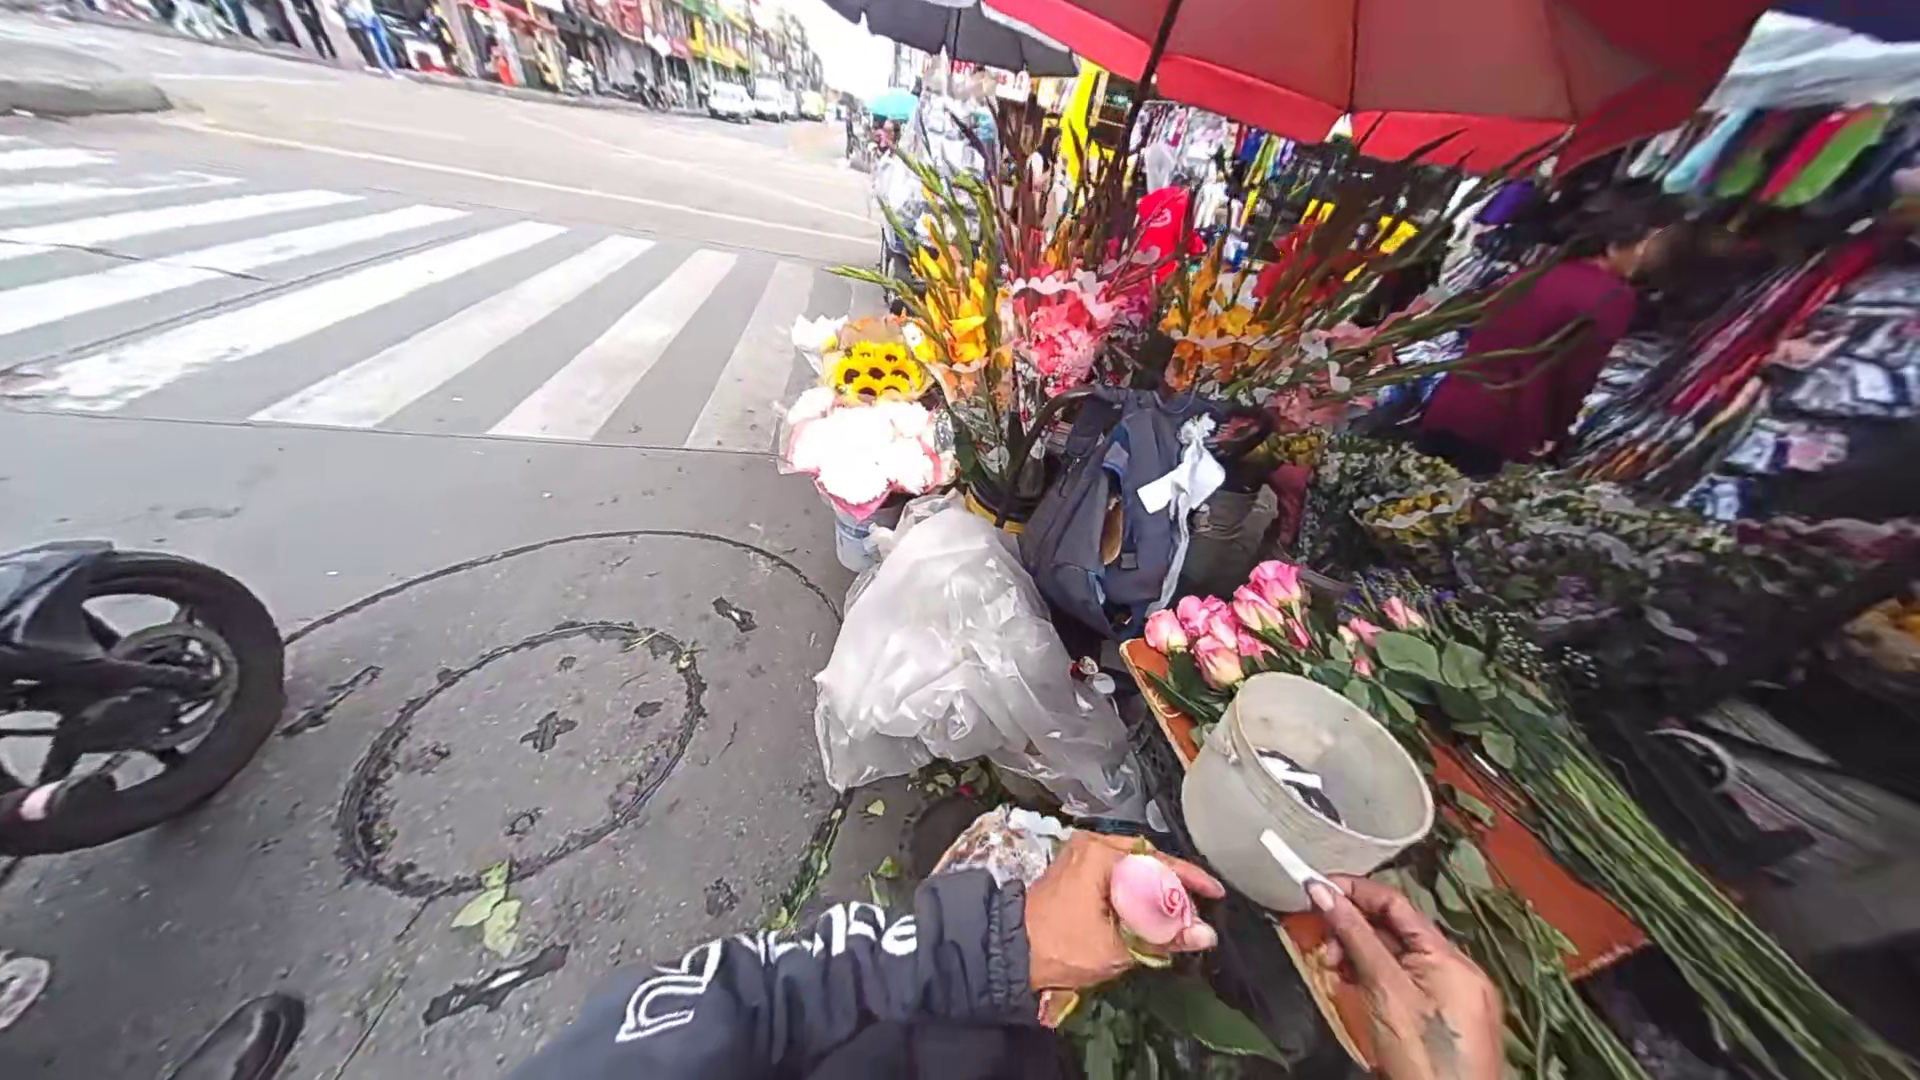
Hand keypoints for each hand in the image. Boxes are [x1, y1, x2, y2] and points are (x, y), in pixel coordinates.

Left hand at [1024, 831, 1224, 990]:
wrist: (1015, 949)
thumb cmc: (1064, 945)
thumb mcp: (1119, 946)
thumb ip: (1164, 935)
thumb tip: (1206, 934)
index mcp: (1099, 853)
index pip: (1156, 860)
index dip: (1189, 877)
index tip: (1216, 892)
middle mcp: (1090, 843)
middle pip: (1145, 856)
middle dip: (1174, 881)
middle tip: (1199, 906)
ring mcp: (1081, 853)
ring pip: (1131, 863)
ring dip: (1155, 885)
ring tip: (1180, 909)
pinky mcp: (1076, 867)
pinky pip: (1116, 869)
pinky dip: (1136, 886)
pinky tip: (1151, 906)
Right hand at [1309, 877, 1502, 1079]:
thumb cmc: (1420, 1054)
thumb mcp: (1381, 986)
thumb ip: (1352, 932)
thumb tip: (1319, 889)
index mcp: (1449, 958)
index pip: (1393, 901)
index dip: (1352, 890)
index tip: (1315, 890)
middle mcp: (1456, 969)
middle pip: (1392, 927)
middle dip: (1350, 927)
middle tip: (1322, 941)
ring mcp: (1453, 995)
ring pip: (1393, 952)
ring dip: (1356, 951)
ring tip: (1333, 968)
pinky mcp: (1443, 1016)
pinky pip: (1401, 977)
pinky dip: (1371, 974)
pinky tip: (1351, 985)